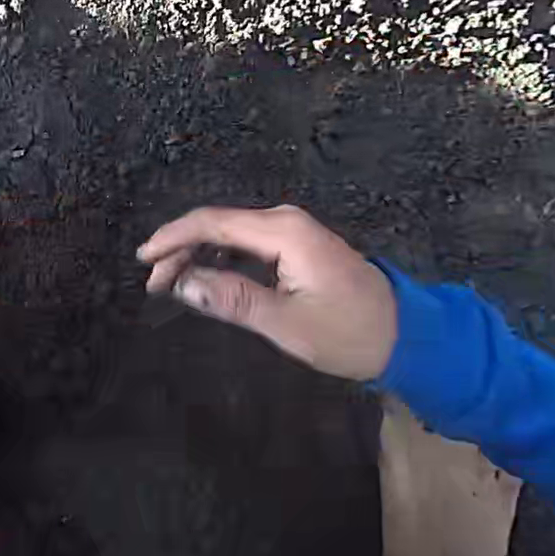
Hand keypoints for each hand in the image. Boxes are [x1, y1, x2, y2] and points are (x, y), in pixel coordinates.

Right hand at [138, 205, 398, 380]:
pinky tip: (202, 276)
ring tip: (171, 282)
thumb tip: (182, 283)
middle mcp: (282, 220)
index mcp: (283, 232)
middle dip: (180, 249)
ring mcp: (289, 228)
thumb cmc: (350, 333)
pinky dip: (217, 257)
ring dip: (196, 253)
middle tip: (155, 283)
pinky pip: (242, 241)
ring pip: (226, 232)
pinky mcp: (292, 241)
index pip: (212, 223)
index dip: (173, 238)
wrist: (409, 335)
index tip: (145, 258)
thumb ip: (232, 299)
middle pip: (215, 224)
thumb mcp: (288, 323)